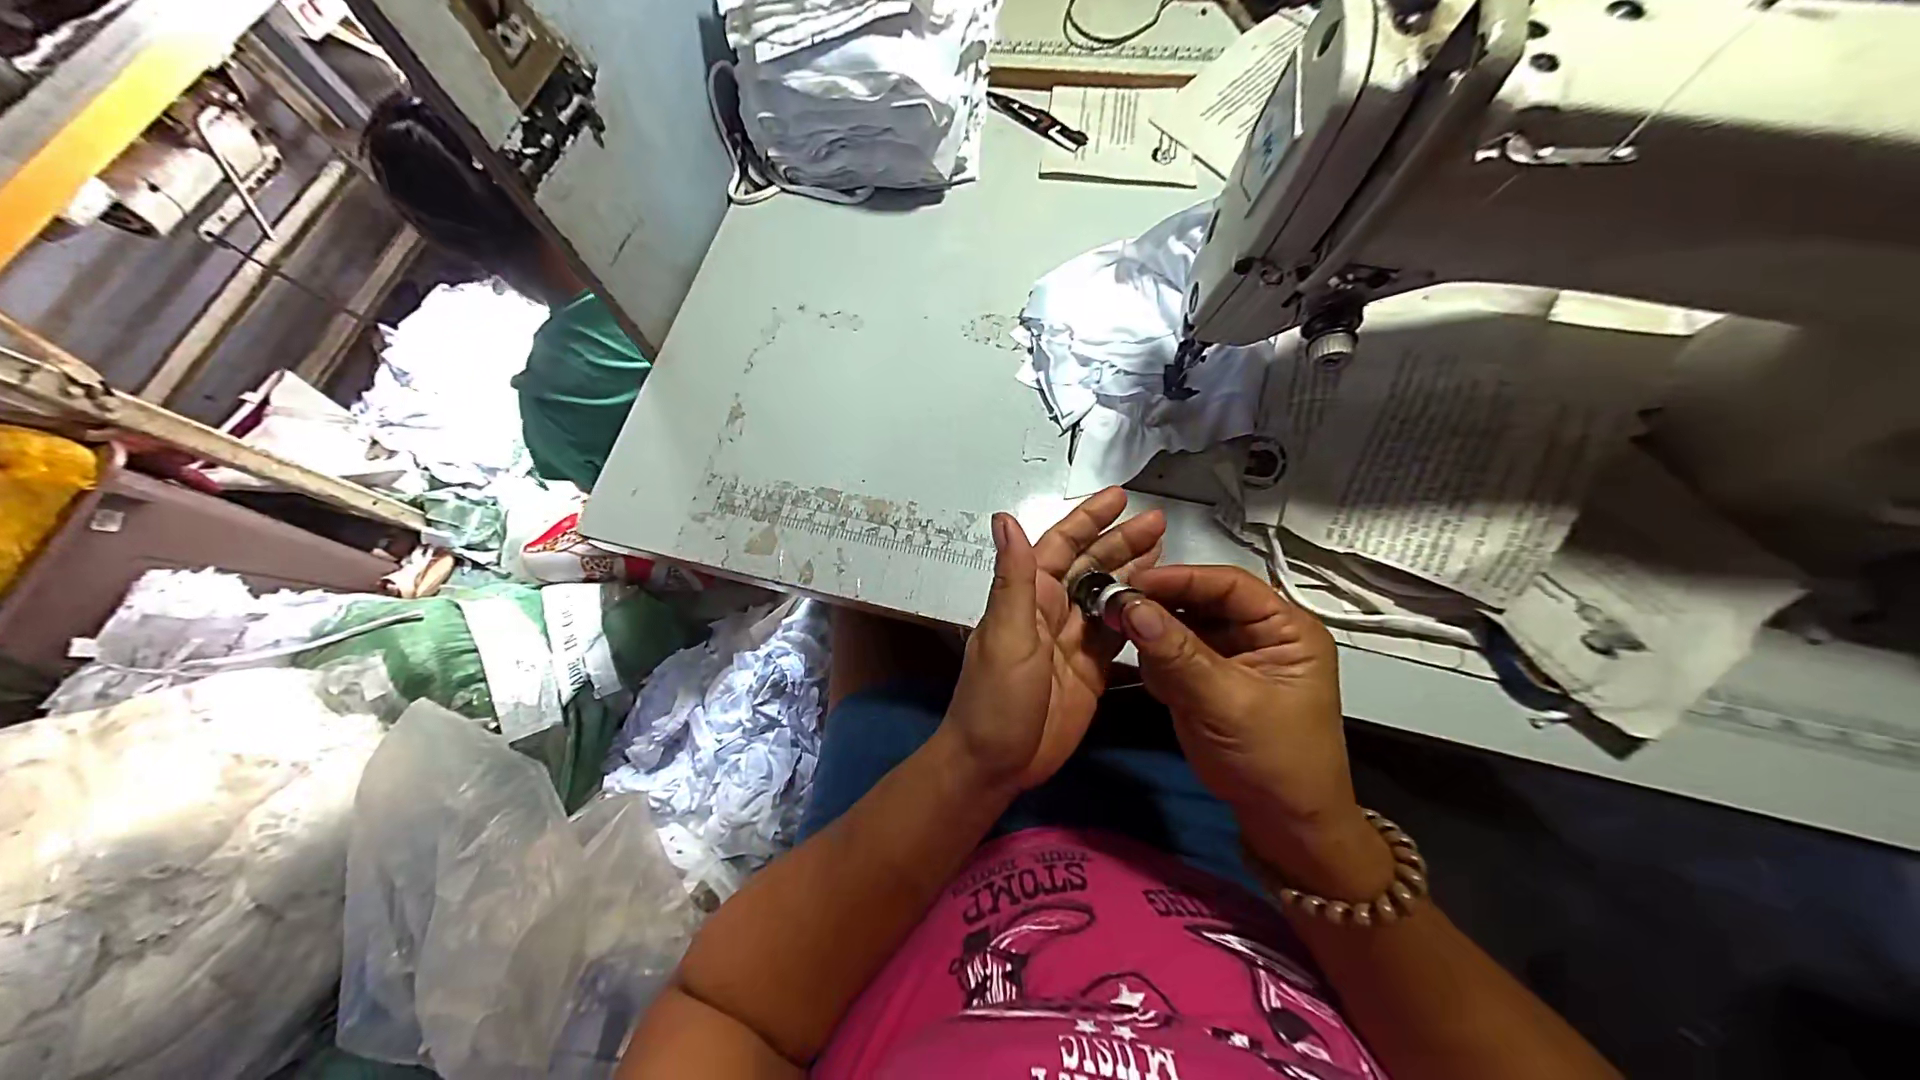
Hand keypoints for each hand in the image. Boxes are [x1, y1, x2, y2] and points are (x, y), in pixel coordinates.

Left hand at [941, 488, 1164, 791]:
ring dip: (1133, 571)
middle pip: (1091, 565)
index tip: (1120, 497)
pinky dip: (1137, 614)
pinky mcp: (1091, 668)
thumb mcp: (1007, 635)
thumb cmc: (995, 698)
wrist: (997, 763)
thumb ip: (1014, 578)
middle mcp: (1052, 610)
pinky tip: (1159, 600)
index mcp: (1029, 596)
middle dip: (1122, 541)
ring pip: (1107, 595)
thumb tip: (1004, 518)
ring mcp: (1073, 640)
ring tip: (1165, 550)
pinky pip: (1117, 632)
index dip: (1089, 519)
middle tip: (1159, 523)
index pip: (1061, 545)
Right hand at [1119, 565, 1392, 897]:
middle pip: (1200, 601)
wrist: (1282, 825)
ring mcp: (1231, 656)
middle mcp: (1258, 633)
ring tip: (1135, 651)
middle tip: (1117, 611)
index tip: (1132, 585)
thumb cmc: (1274, 761)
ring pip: (1181, 626)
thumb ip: (1177, 653)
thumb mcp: (1226, 702)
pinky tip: (1157, 684)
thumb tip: (1130, 607)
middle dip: (1161, 608)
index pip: (1228, 584)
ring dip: (1156, 637)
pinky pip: (1173, 654)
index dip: (1180, 579)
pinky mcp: (1207, 678)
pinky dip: (1157, 663)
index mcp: (1285, 628)